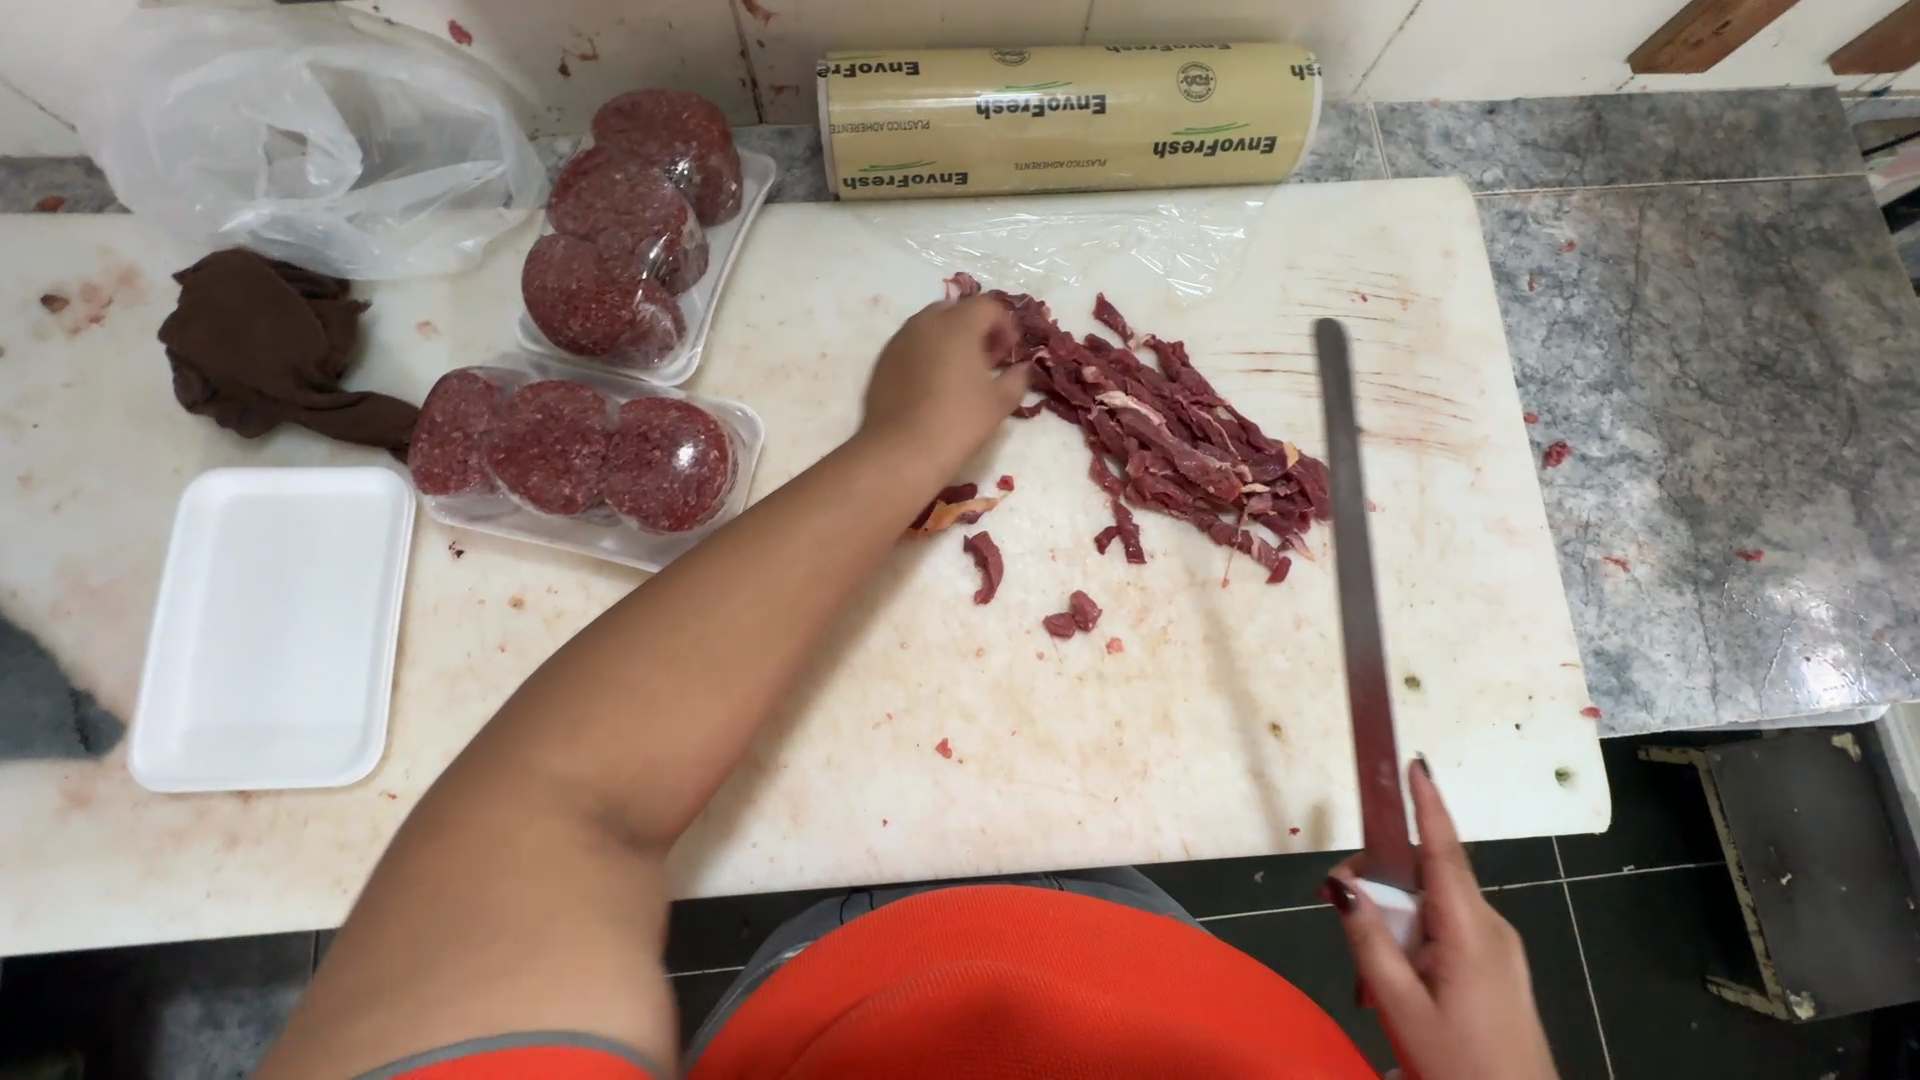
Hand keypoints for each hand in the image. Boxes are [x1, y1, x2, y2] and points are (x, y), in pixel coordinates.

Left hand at [860, 295, 1028, 469]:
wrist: (902, 451)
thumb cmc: (958, 423)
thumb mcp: (999, 402)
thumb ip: (1017, 378)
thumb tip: (1022, 368)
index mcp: (957, 324)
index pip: (989, 306)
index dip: (1006, 326)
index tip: (1010, 354)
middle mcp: (924, 323)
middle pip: (957, 310)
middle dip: (976, 329)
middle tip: (986, 360)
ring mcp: (899, 341)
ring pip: (930, 327)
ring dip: (950, 340)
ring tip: (959, 374)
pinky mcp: (882, 362)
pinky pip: (911, 346)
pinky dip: (927, 355)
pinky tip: (933, 386)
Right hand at [1324, 760, 1560, 1079]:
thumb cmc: (1461, 1064)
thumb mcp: (1401, 1005)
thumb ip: (1368, 939)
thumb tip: (1342, 882)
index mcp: (1469, 932)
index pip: (1443, 852)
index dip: (1428, 805)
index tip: (1416, 764)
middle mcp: (1490, 926)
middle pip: (1429, 872)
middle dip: (1381, 873)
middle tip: (1339, 901)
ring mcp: (1498, 946)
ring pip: (1434, 899)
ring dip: (1394, 908)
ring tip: (1368, 959)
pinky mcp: (1497, 964)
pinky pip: (1446, 924)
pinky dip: (1413, 928)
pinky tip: (1396, 967)